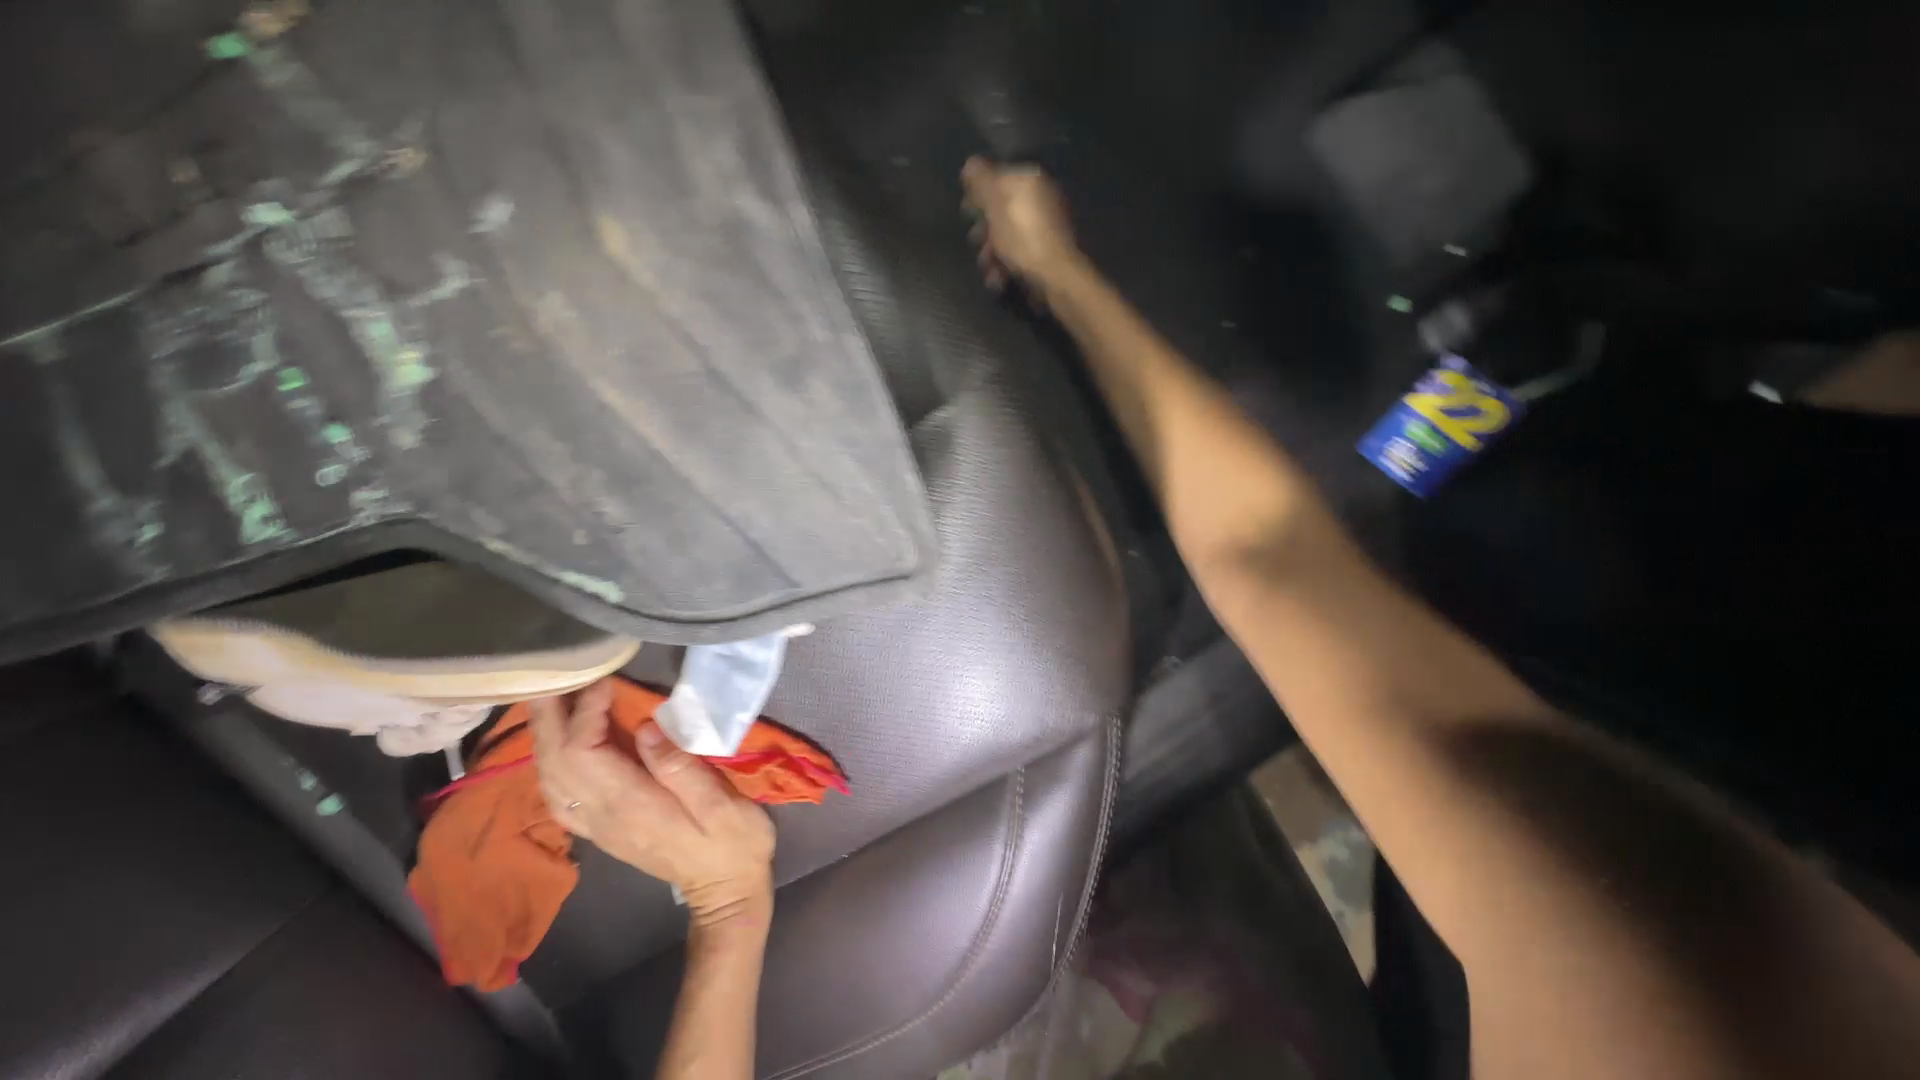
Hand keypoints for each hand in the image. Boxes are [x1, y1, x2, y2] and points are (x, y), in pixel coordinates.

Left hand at [529, 679, 776, 931]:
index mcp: (630, 805)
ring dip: (545, 736)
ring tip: (550, 699)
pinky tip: (557, 743)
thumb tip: (650, 728)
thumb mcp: (723, 806)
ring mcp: (597, 825)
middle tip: (552, 676)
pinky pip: (558, 792)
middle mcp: (602, 815)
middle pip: (555, 761)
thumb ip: (683, 768)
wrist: (726, 891)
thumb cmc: (734, 844)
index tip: (607, 681)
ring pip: (549, 777)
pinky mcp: (601, 828)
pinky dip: (549, 761)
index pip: (584, 752)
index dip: (586, 712)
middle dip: (550, 717)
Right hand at [961, 156, 1081, 297]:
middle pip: (1001, 208)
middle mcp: (1040, 196)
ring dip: (991, 252)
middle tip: (976, 241)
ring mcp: (1045, 225)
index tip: (966, 212)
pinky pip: (1019, 251)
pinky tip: (998, 278)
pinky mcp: (1046, 250)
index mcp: (1029, 179)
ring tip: (987, 268)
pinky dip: (1005, 263)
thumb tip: (970, 163)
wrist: (1054, 274)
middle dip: (984, 228)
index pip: (997, 177)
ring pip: (1008, 233)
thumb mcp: (994, 201)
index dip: (978, 194)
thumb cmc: (1021, 235)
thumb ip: (980, 179)